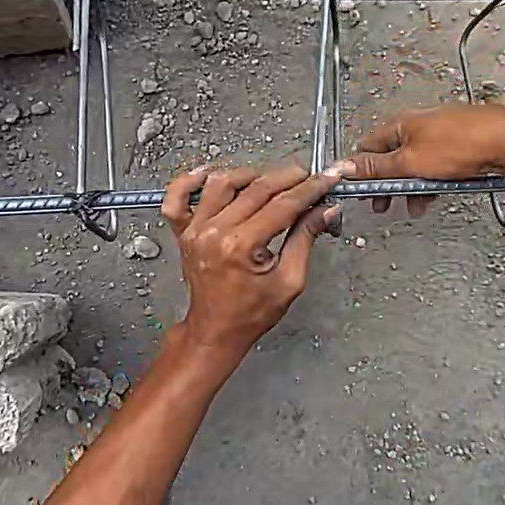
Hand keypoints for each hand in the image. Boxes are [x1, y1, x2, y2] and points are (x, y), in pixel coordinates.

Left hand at [159, 163, 342, 356]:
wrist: (215, 331)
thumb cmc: (249, 313)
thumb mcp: (290, 280)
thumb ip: (305, 239)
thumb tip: (325, 210)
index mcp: (240, 246)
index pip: (283, 205)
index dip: (310, 189)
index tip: (326, 179)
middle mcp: (214, 232)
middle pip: (257, 188)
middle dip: (288, 178)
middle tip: (308, 177)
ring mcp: (195, 229)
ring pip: (222, 183)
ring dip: (250, 175)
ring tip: (271, 181)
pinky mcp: (184, 231)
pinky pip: (178, 197)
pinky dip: (190, 181)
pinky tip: (209, 174)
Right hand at [347, 104, 504, 215]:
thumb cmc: (462, 145)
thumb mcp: (409, 162)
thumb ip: (376, 167)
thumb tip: (345, 166)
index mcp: (401, 124)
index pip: (368, 146)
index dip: (359, 169)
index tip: (358, 189)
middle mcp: (420, 125)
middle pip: (392, 157)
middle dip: (387, 183)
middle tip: (382, 204)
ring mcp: (442, 134)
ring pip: (416, 164)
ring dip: (411, 186)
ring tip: (415, 206)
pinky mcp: (461, 144)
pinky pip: (438, 166)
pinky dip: (432, 181)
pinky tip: (437, 195)